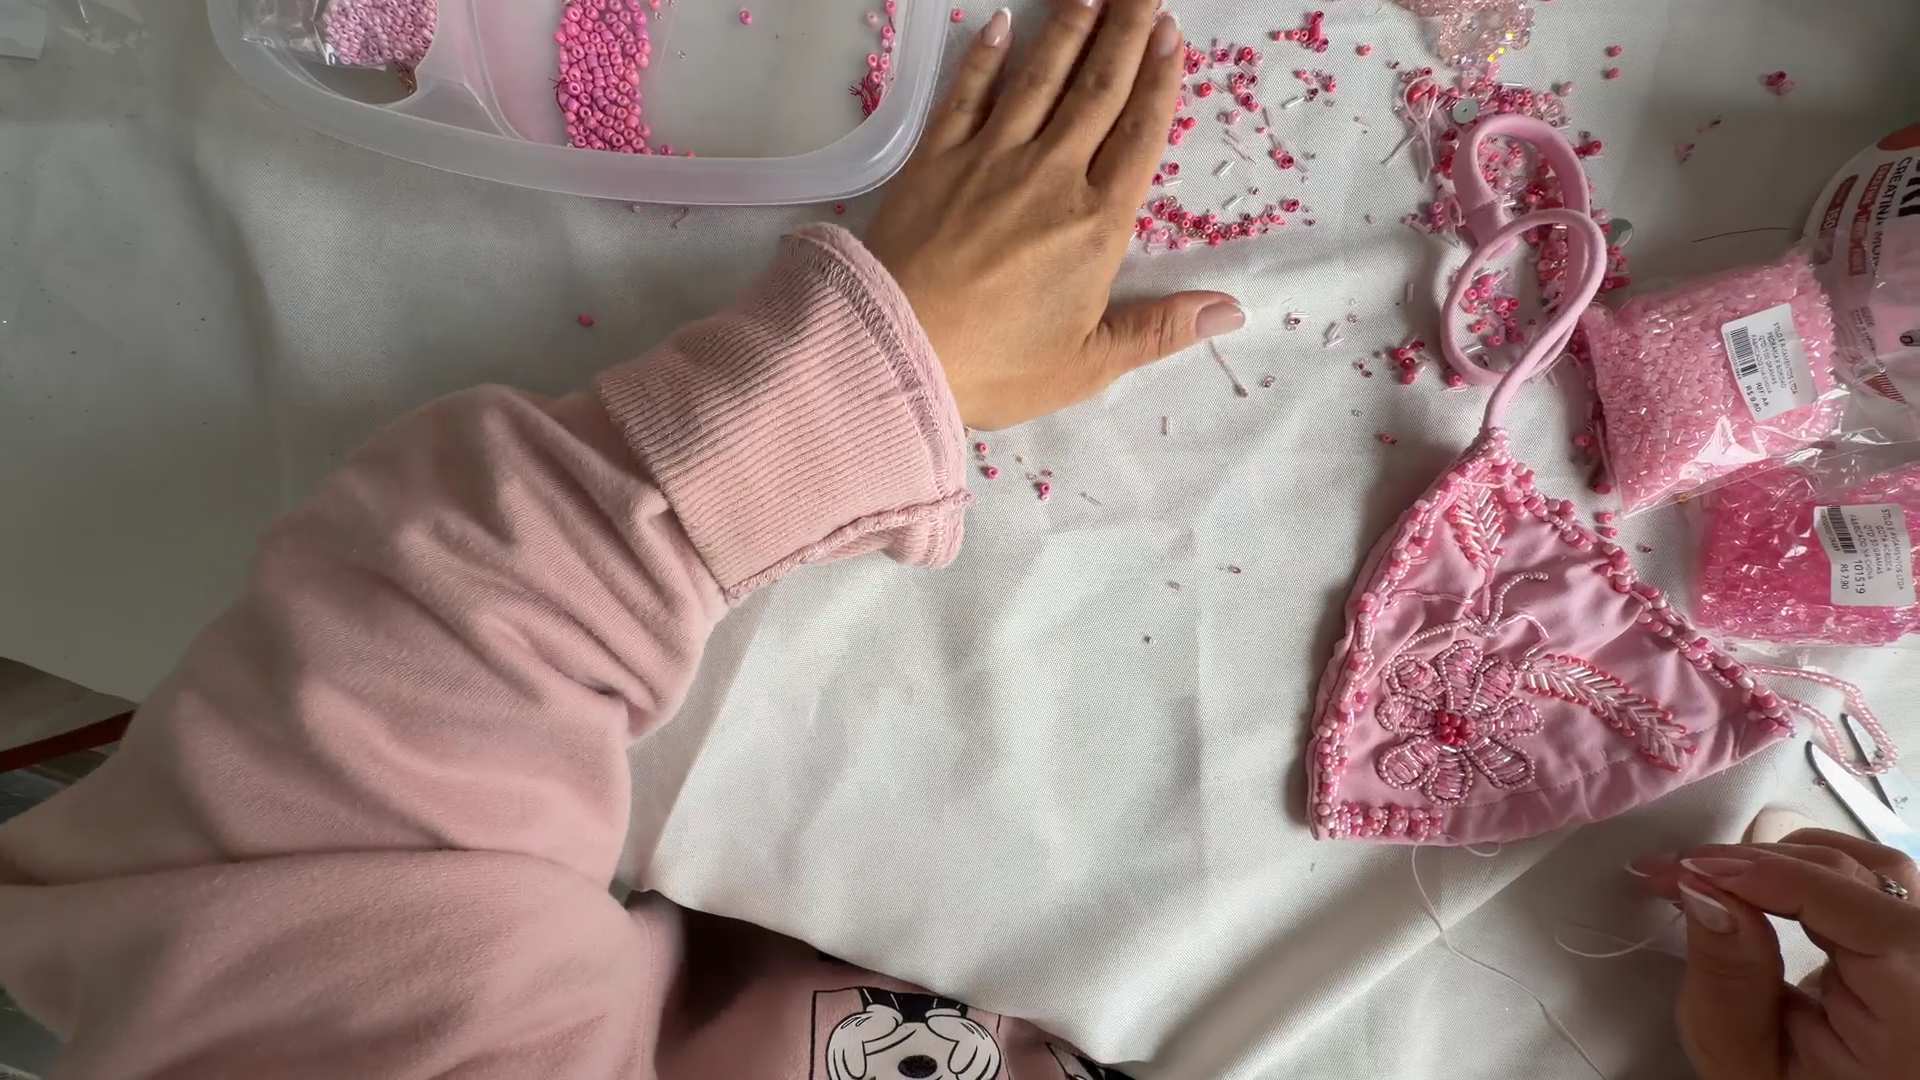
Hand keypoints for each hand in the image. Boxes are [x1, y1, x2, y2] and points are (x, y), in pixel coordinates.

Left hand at [864, 0, 1243, 430]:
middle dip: (1126, 35)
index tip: (1172, 38)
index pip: (1139, 139)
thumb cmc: (995, 366)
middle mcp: (1050, 177)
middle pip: (1097, 92)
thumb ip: (1158, 331)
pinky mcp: (935, 160)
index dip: (1159, 85)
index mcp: (1095, 227)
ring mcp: (989, 161)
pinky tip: (1001, 26)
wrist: (898, 349)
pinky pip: (966, 94)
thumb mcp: (1087, 365)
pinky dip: (986, 57)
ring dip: (1069, 29)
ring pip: (1039, 78)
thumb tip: (1229, 310)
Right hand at [1632, 829, 1919, 1078]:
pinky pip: (1880, 885)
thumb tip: (1701, 889)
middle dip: (1755, 862)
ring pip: (1877, 868)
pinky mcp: (1915, 949)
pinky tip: (1763, 884)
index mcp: (1919, 1025)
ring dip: (1784, 858)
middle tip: (1674, 872)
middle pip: (1867, 879)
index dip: (1772, 876)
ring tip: (1717, 876)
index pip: (1872, 917)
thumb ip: (1727, 976)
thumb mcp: (1740, 1055)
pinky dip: (1812, 869)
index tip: (1683, 870)